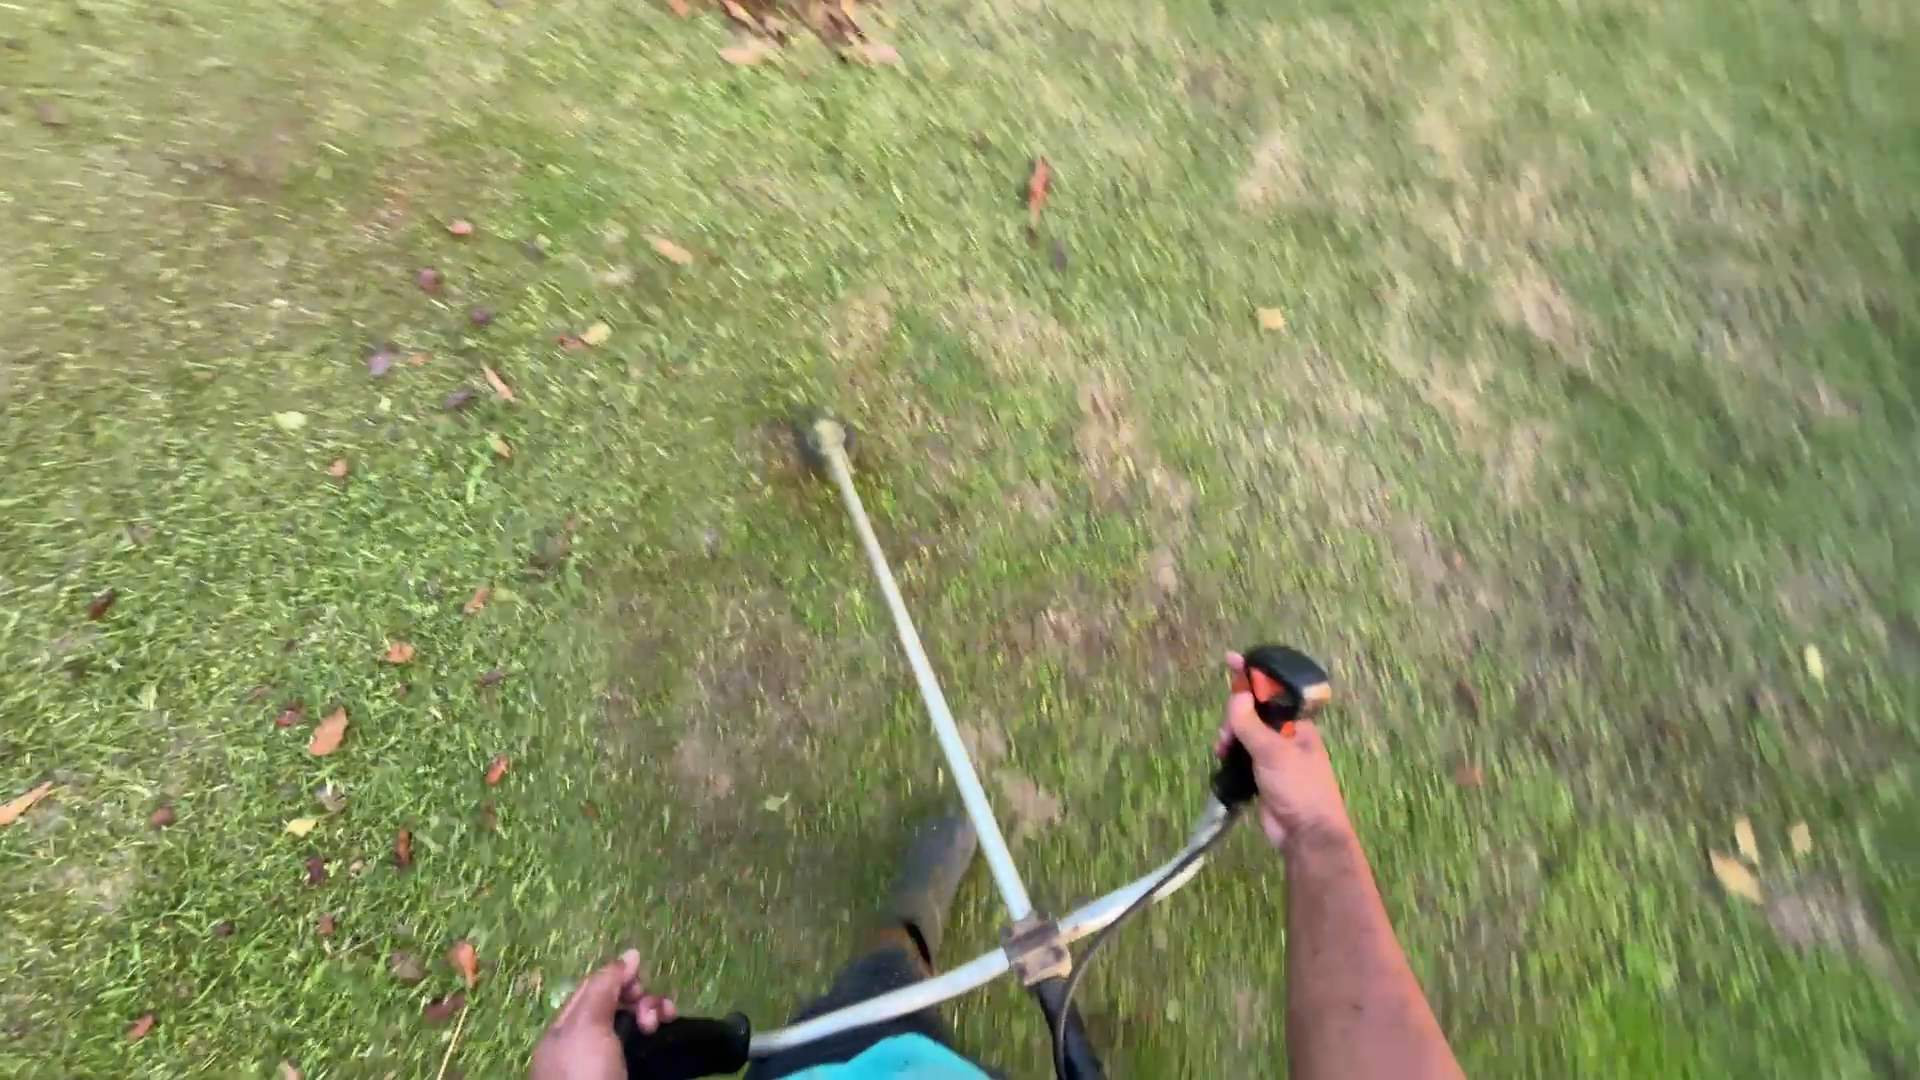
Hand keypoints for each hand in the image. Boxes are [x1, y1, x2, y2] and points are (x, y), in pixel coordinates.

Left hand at [529, 949, 676, 1079]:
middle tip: (651, 1014)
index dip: (621, 978)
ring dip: (654, 1012)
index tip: (640, 984)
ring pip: (636, 1021)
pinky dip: (660, 1033)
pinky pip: (646, 1043)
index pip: (596, 987)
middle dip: (642, 998)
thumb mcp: (586, 1026)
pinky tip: (669, 1031)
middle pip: (619, 1002)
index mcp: (566, 1029)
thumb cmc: (584, 1077)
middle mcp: (586, 1042)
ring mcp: (608, 1061)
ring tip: (664, 1023)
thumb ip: (605, 985)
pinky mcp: (629, 1073)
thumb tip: (631, 953)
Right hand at [1214, 652, 1350, 850]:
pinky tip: (1223, 760)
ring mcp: (1275, 755)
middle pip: (1253, 712)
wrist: (1307, 835)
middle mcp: (1287, 736)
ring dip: (1230, 737)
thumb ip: (1250, 723)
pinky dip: (1231, 753)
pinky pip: (1242, 753)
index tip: (1232, 658)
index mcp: (1298, 726)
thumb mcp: (1273, 751)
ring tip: (1222, 751)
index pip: (1273, 692)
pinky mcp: (1263, 774)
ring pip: (1244, 733)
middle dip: (1234, 717)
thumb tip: (1238, 695)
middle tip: (1226, 735)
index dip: (1253, 675)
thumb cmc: (1298, 788)